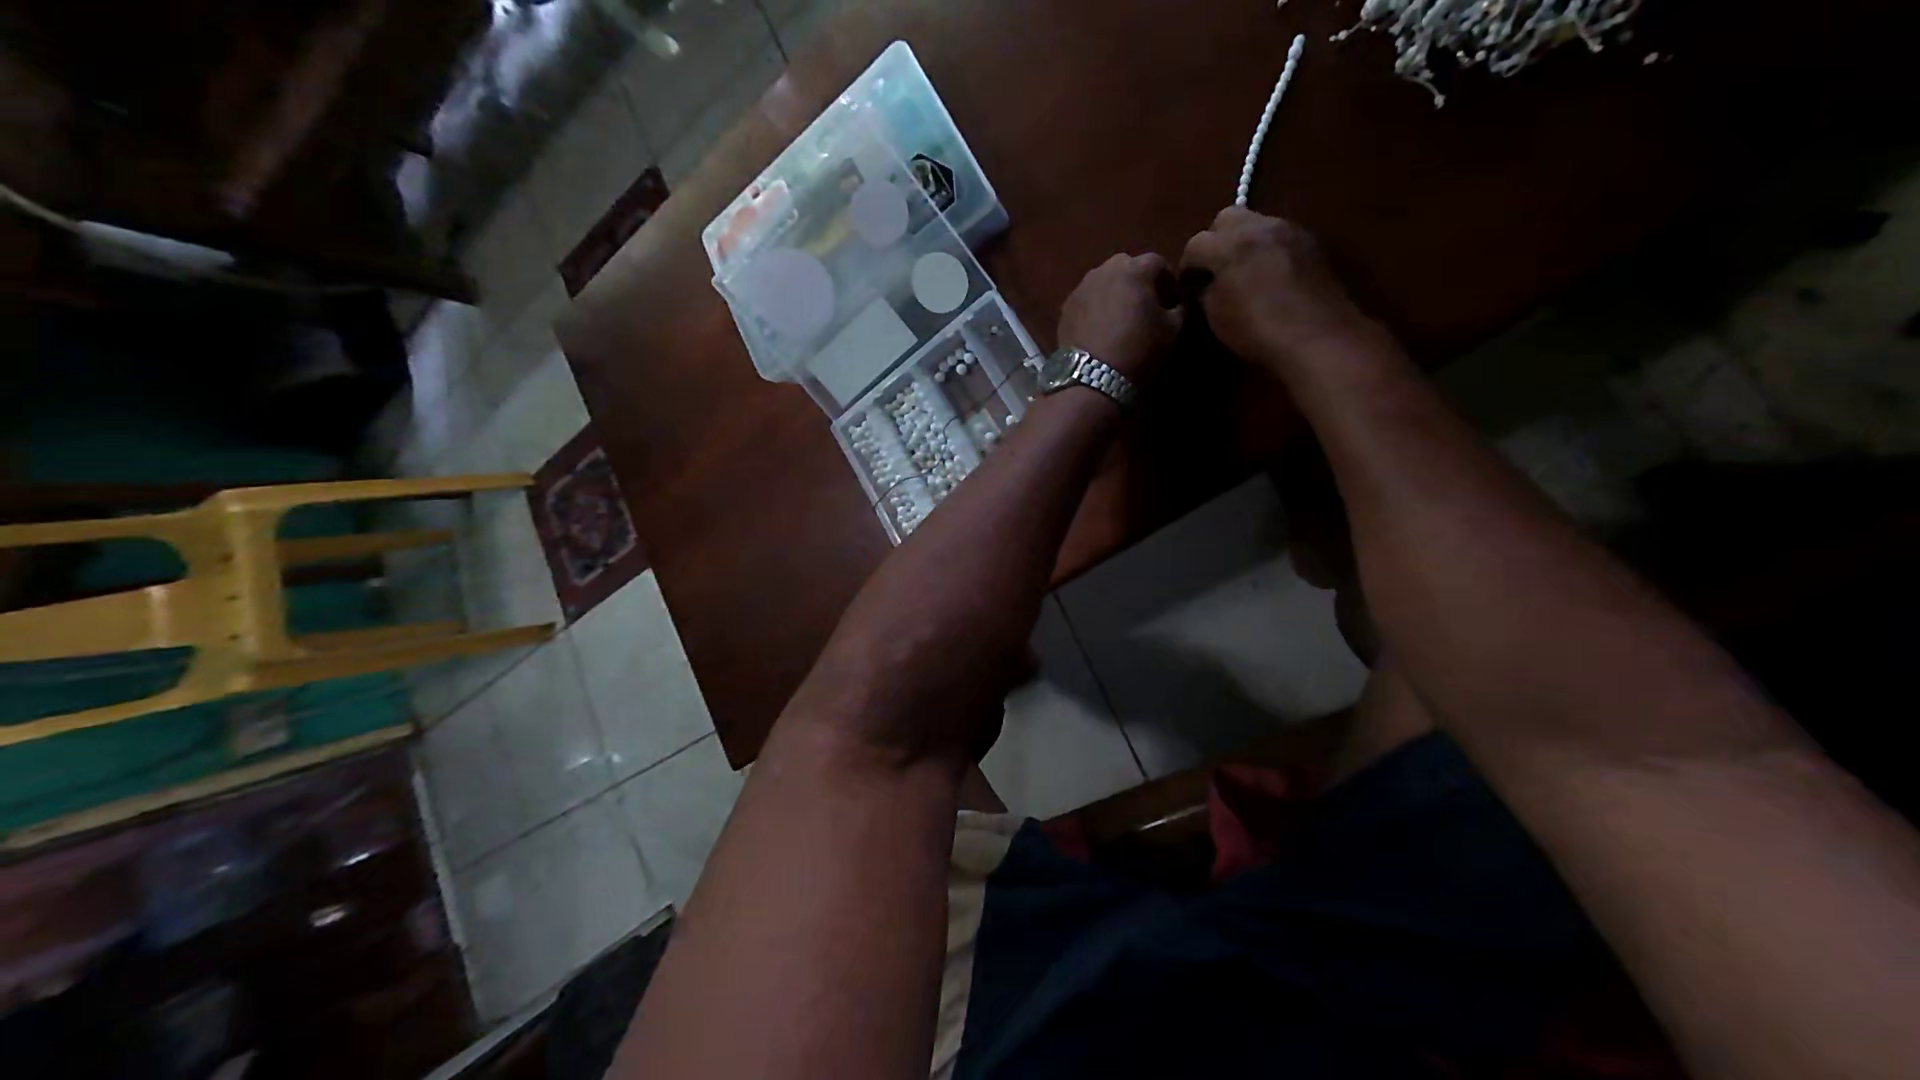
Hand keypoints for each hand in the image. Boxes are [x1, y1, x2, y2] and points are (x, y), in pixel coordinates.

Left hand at [1056, 253, 1184, 383]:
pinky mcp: (1065, 307)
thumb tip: (1176, 304)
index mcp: (1134, 268)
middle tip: (1144, 307)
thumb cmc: (1139, 348)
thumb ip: (1179, 308)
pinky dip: (1095, 307)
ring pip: (1103, 282)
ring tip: (1120, 317)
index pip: (1158, 262)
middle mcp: (1104, 270)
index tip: (1171, 301)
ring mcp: (1081, 287)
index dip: (1168, 281)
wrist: (1093, 376)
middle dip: (1138, 282)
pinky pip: (1087, 299)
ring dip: (1115, 293)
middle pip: (1127, 267)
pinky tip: (1100, 328)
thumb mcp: (1172, 329)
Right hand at [1180, 208, 1383, 376]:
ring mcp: (1289, 231)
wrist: (1318, 337)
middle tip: (1214, 269)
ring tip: (1242, 271)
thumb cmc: (1257, 330)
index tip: (1188, 287)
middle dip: (1215, 240)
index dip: (1187, 267)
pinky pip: (1279, 236)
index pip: (1195, 244)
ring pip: (1256, 223)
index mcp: (1229, 245)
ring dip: (1243, 242)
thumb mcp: (1216, 316)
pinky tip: (1268, 275)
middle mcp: (1259, 227)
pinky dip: (1267, 249)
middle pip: (1226, 218)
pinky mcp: (1311, 243)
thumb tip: (1204, 285)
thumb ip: (1205, 291)